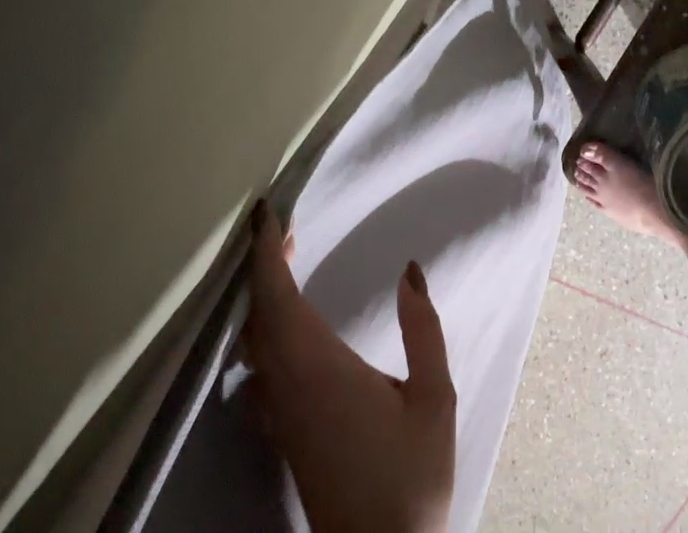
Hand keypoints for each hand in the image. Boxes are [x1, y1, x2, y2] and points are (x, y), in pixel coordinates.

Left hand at [243, 202, 455, 532]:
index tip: (267, 212)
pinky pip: (259, 360)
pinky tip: (288, 322)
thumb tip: (410, 272)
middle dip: (264, 262)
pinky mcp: (280, 426)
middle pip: (257, 310)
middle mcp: (285, 382)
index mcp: (318, 368)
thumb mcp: (433, 399)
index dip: (267, 249)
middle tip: (284, 228)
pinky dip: (265, 324)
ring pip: (253, 336)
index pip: (277, 295)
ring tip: (287, 262)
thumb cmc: (411, 476)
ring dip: (263, 292)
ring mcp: (277, 408)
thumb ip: (423, 331)